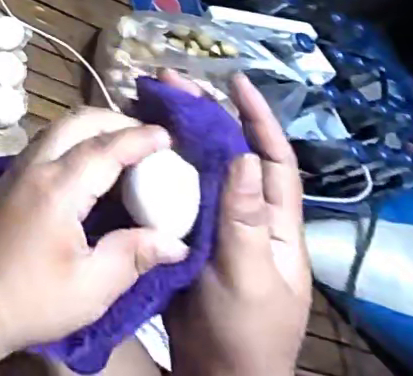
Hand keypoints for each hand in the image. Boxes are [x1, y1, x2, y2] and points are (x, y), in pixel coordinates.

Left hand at [0, 109, 190, 353]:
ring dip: (96, 125)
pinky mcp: (15, 172)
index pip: (105, 149)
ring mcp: (22, 164)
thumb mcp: (89, 289)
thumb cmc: (29, 298)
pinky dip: (79, 136)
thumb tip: (175, 241)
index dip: (139, 138)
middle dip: (117, 121)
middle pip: (80, 121)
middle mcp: (38, 164)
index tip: (169, 136)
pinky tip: (95, 159)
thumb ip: (132, 256)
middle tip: (150, 139)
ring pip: (63, 125)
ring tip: (127, 144)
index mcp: (58, 188)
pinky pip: (52, 138)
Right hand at [163, 72, 311, 375]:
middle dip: (206, 113)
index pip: (274, 158)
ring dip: (179, 132)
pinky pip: (176, 187)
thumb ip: (245, 220)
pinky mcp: (188, 230)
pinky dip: (159, 161)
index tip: (236, 81)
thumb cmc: (245, 332)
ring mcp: (216, 220)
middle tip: (171, 82)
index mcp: (276, 222)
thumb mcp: (248, 276)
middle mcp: (247, 212)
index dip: (258, 117)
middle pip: (230, 151)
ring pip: (200, 165)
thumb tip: (245, 155)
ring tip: (148, 101)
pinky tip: (136, 145)